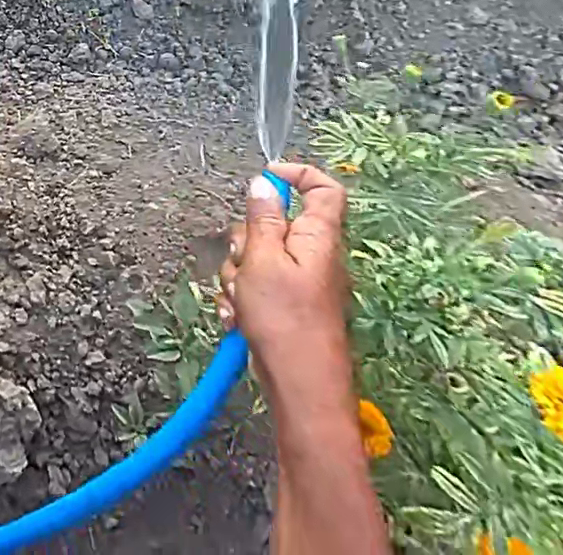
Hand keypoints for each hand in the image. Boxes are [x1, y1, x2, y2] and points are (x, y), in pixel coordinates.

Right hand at [218, 161, 352, 404]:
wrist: (299, 388)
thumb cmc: (285, 321)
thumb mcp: (263, 260)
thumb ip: (262, 218)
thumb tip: (263, 183)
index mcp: (318, 236)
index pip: (324, 188)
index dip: (297, 173)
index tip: (265, 177)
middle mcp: (312, 254)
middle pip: (275, 222)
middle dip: (247, 238)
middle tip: (243, 260)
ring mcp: (298, 280)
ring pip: (258, 255)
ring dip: (239, 273)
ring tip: (241, 299)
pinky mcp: (284, 303)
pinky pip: (256, 284)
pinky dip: (242, 296)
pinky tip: (238, 318)